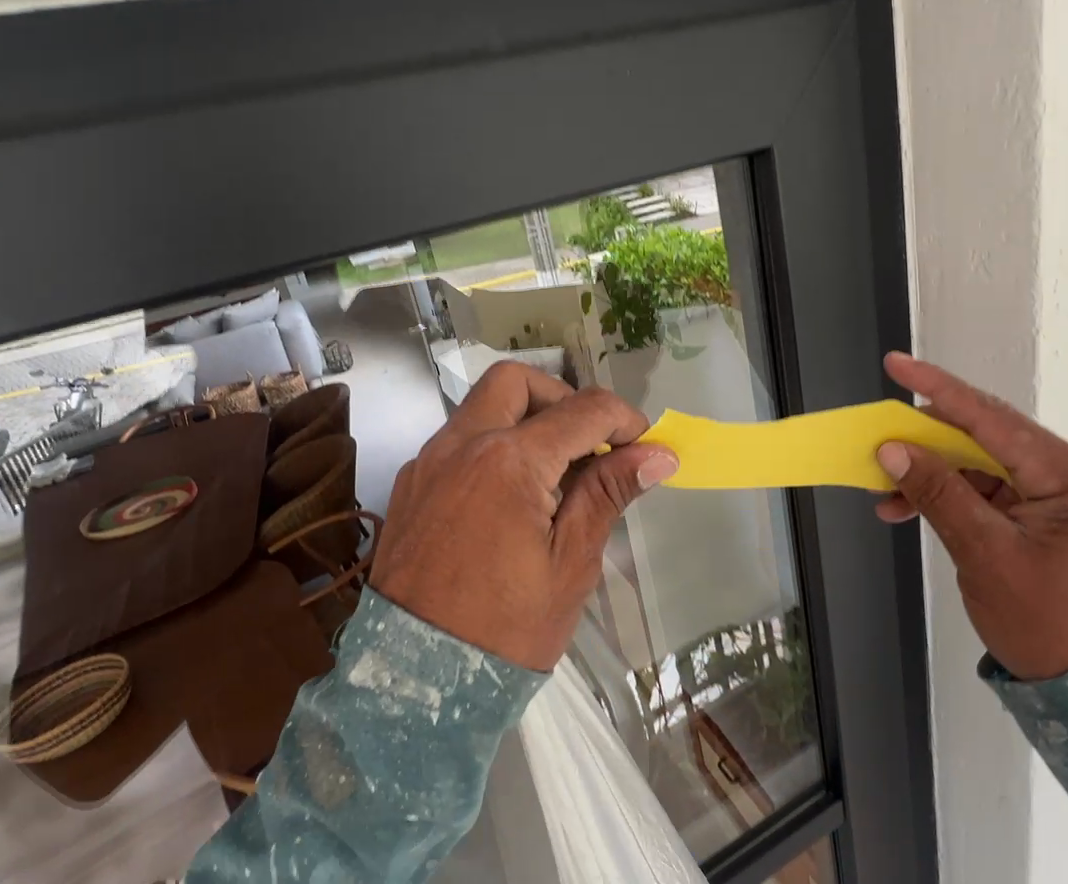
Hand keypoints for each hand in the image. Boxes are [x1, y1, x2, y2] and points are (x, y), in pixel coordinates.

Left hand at [369, 362, 678, 671]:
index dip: (624, 420)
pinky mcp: (410, 486)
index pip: (582, 410)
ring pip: (481, 407)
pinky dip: (491, 445)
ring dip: (525, 420)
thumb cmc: (507, 630)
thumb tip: (657, 454)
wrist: (417, 684)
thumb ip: (608, 494)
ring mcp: (428, 463)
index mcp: (509, 462)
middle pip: (518, 382)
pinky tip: (511, 497)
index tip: (645, 447)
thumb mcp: (572, 563)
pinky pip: (456, 441)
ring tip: (555, 475)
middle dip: (563, 399)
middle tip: (590, 445)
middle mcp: (461, 445)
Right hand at [874, 352, 1067, 680]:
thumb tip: (892, 449)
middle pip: (984, 437)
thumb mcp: (986, 554)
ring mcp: (1054, 496)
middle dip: (926, 440)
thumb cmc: (1047, 623)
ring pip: (977, 465)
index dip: (938, 390)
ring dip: (930, 475)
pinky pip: (983, 492)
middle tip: (875, 444)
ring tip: (883, 495)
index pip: (993, 418)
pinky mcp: (1039, 517)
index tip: (894, 365)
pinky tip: (906, 510)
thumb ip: (939, 494)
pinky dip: (945, 498)